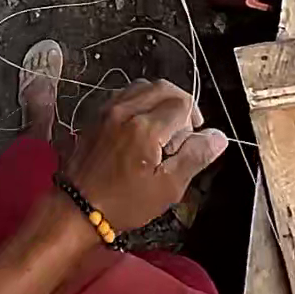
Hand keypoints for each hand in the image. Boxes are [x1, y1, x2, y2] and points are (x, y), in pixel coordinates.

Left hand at [65, 79, 226, 230]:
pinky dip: (140, 102)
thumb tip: (218, 137)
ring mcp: (108, 110)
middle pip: (164, 87)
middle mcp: (126, 110)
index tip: (189, 144)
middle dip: (181, 105)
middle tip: (182, 133)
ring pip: (143, 86)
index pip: (183, 103)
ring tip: (162, 130)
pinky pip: (125, 94)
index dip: (194, 121)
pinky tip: (140, 128)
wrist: (77, 207)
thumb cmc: (125, 202)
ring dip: (159, 100)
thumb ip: (195, 157)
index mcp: (145, 127)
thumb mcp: (167, 187)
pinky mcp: (97, 115)